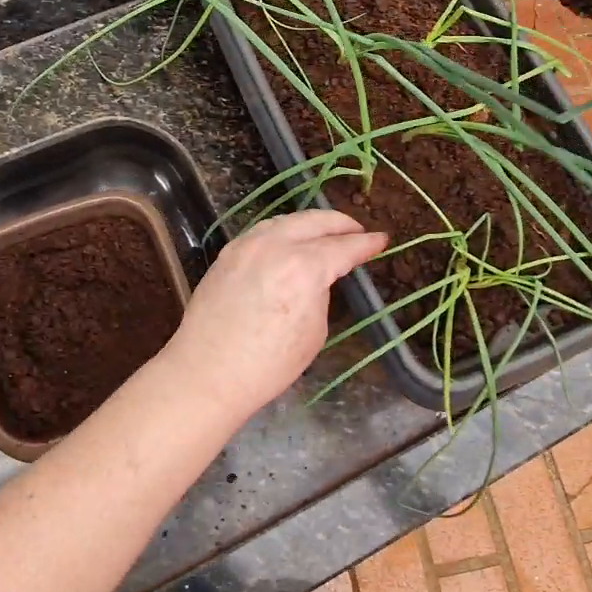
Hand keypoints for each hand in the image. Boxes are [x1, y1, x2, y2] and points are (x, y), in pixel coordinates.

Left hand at [155, 209, 386, 419]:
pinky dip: (283, 230)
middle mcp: (274, 245)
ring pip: (285, 220)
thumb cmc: (269, 363)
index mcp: (303, 267)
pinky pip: (262, 231)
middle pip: (313, 221)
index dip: (365, 244)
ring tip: (326, 231)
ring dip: (309, 222)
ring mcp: (246, 244)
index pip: (342, 247)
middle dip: (339, 223)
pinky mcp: (228, 251)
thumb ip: (319, 292)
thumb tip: (317, 276)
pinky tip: (290, 239)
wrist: (209, 370)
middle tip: (357, 230)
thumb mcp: (313, 331)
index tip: (382, 240)